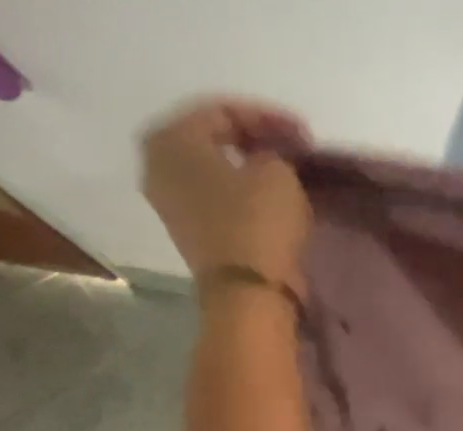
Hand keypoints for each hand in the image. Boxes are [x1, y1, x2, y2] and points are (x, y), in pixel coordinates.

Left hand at [140, 98, 311, 289]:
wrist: (248, 290)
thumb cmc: (258, 222)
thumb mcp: (278, 173)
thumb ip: (273, 152)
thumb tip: (270, 156)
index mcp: (170, 138)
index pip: (222, 110)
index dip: (268, 117)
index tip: (306, 134)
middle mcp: (156, 162)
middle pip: (210, 136)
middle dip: (254, 138)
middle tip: (294, 148)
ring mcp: (168, 198)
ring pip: (212, 166)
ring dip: (248, 165)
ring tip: (285, 171)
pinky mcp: (189, 227)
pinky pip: (215, 193)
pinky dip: (241, 188)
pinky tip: (269, 194)